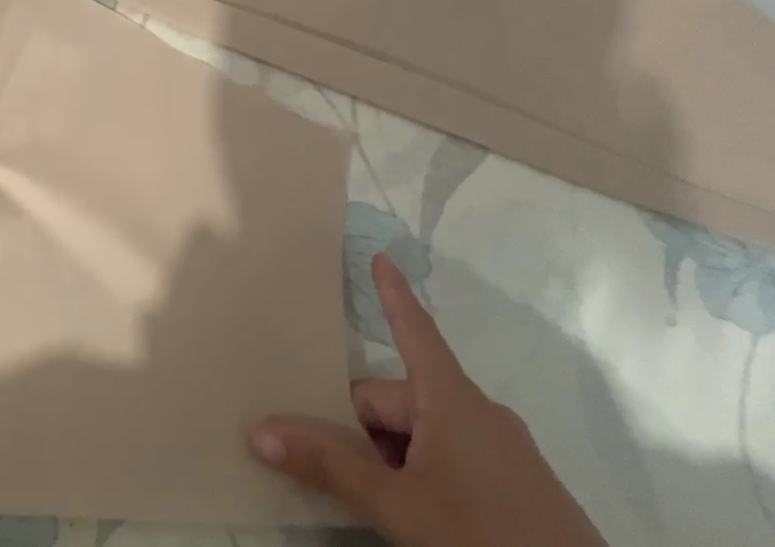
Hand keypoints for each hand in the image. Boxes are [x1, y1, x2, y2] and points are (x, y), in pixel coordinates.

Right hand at [249, 254, 605, 546]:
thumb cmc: (483, 536)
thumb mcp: (395, 504)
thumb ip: (327, 465)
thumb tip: (258, 431)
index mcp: (451, 402)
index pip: (414, 333)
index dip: (392, 295)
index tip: (381, 255)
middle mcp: (479, 415)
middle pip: (395, 400)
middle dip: (364, 431)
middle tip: (356, 478)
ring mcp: (501, 451)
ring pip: (418, 433)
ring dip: (391, 458)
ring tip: (388, 505)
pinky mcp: (515, 485)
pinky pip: (448, 456)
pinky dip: (420, 473)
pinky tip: (419, 515)